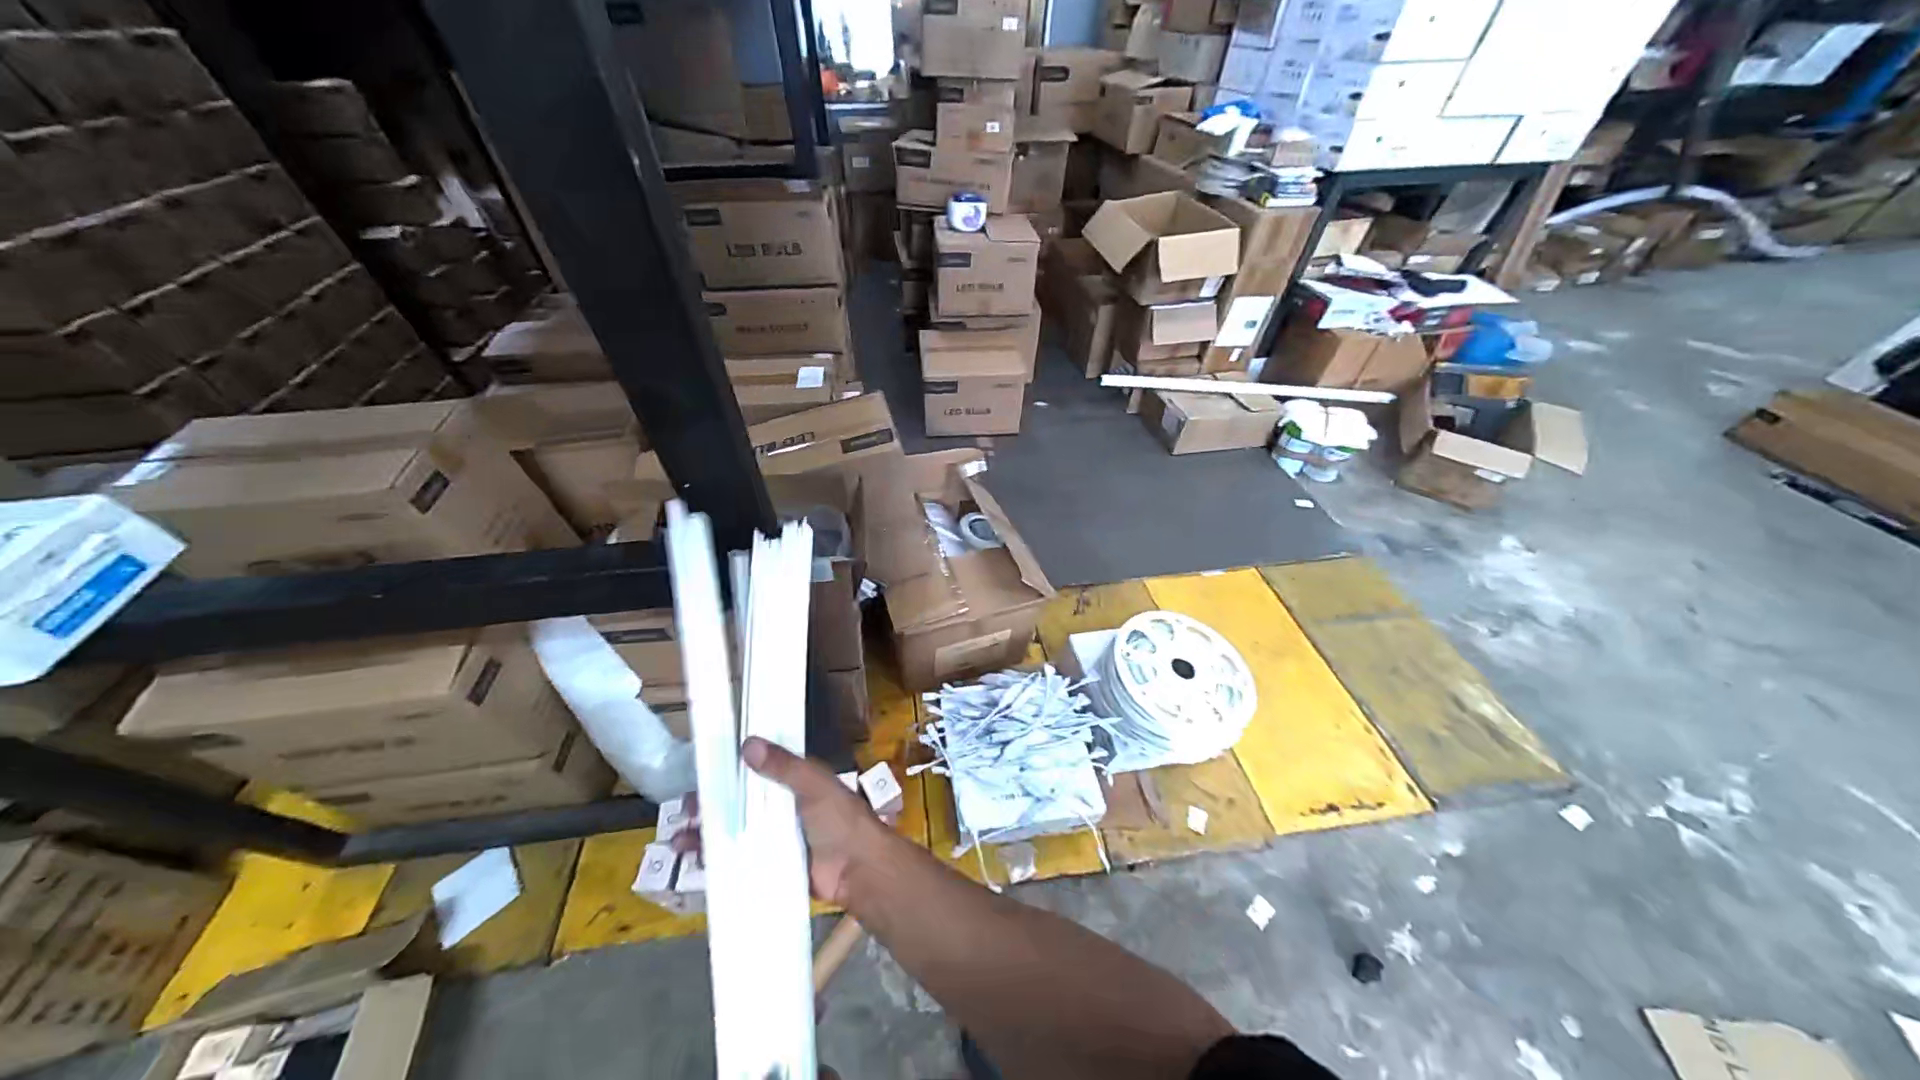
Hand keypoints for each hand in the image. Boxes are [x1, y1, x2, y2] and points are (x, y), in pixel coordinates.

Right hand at [670, 736, 892, 906]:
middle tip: (683, 810)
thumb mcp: (815, 785)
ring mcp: (774, 838)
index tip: (701, 772)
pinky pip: (738, 859)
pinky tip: (694, 860)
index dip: (729, 771)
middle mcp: (781, 807)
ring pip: (733, 830)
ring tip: (680, 839)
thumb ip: (784, 766)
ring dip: (706, 833)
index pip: (756, 771)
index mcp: (794, 782)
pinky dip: (715, 858)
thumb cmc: (841, 820)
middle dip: (710, 805)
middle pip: (738, 802)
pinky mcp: (770, 865)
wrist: (859, 870)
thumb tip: (747, 744)